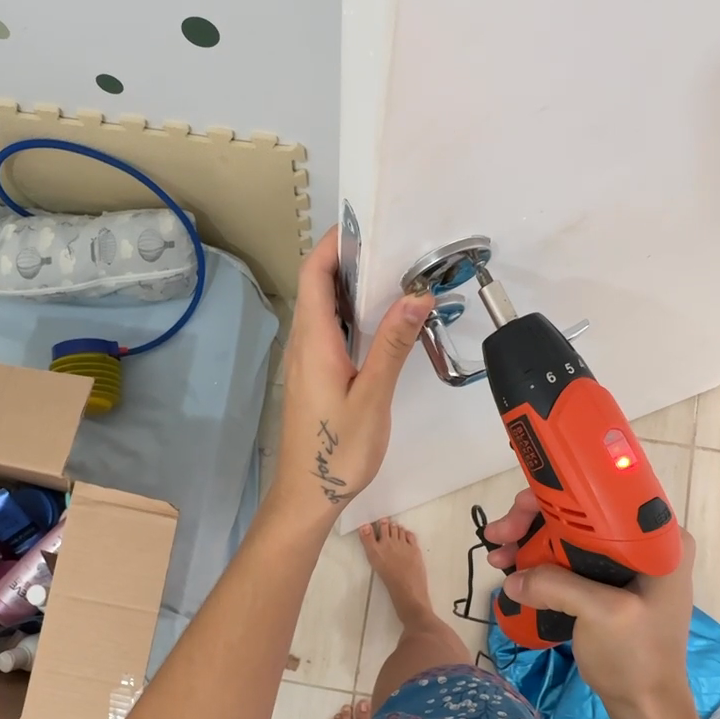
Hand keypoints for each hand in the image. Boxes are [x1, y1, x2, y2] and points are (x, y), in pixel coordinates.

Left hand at [266, 224, 434, 524]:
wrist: (308, 494)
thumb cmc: (338, 450)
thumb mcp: (372, 397)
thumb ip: (393, 345)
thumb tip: (416, 295)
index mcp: (313, 341)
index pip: (314, 273)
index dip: (335, 242)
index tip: (369, 224)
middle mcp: (304, 343)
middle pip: (318, 285)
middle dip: (352, 260)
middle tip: (397, 249)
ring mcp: (306, 361)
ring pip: (325, 309)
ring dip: (354, 289)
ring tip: (397, 277)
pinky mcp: (313, 376)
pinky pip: (329, 332)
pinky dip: (353, 317)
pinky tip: (383, 323)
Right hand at [484, 488, 697, 715]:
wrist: (645, 705)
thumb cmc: (637, 658)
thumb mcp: (602, 615)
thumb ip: (557, 586)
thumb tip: (512, 577)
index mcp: (659, 540)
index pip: (605, 496)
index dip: (560, 493)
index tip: (524, 507)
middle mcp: (642, 543)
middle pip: (579, 512)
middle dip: (533, 519)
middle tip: (499, 535)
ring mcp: (621, 564)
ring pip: (565, 534)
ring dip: (527, 540)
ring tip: (496, 556)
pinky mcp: (603, 582)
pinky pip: (564, 558)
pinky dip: (536, 561)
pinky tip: (511, 571)